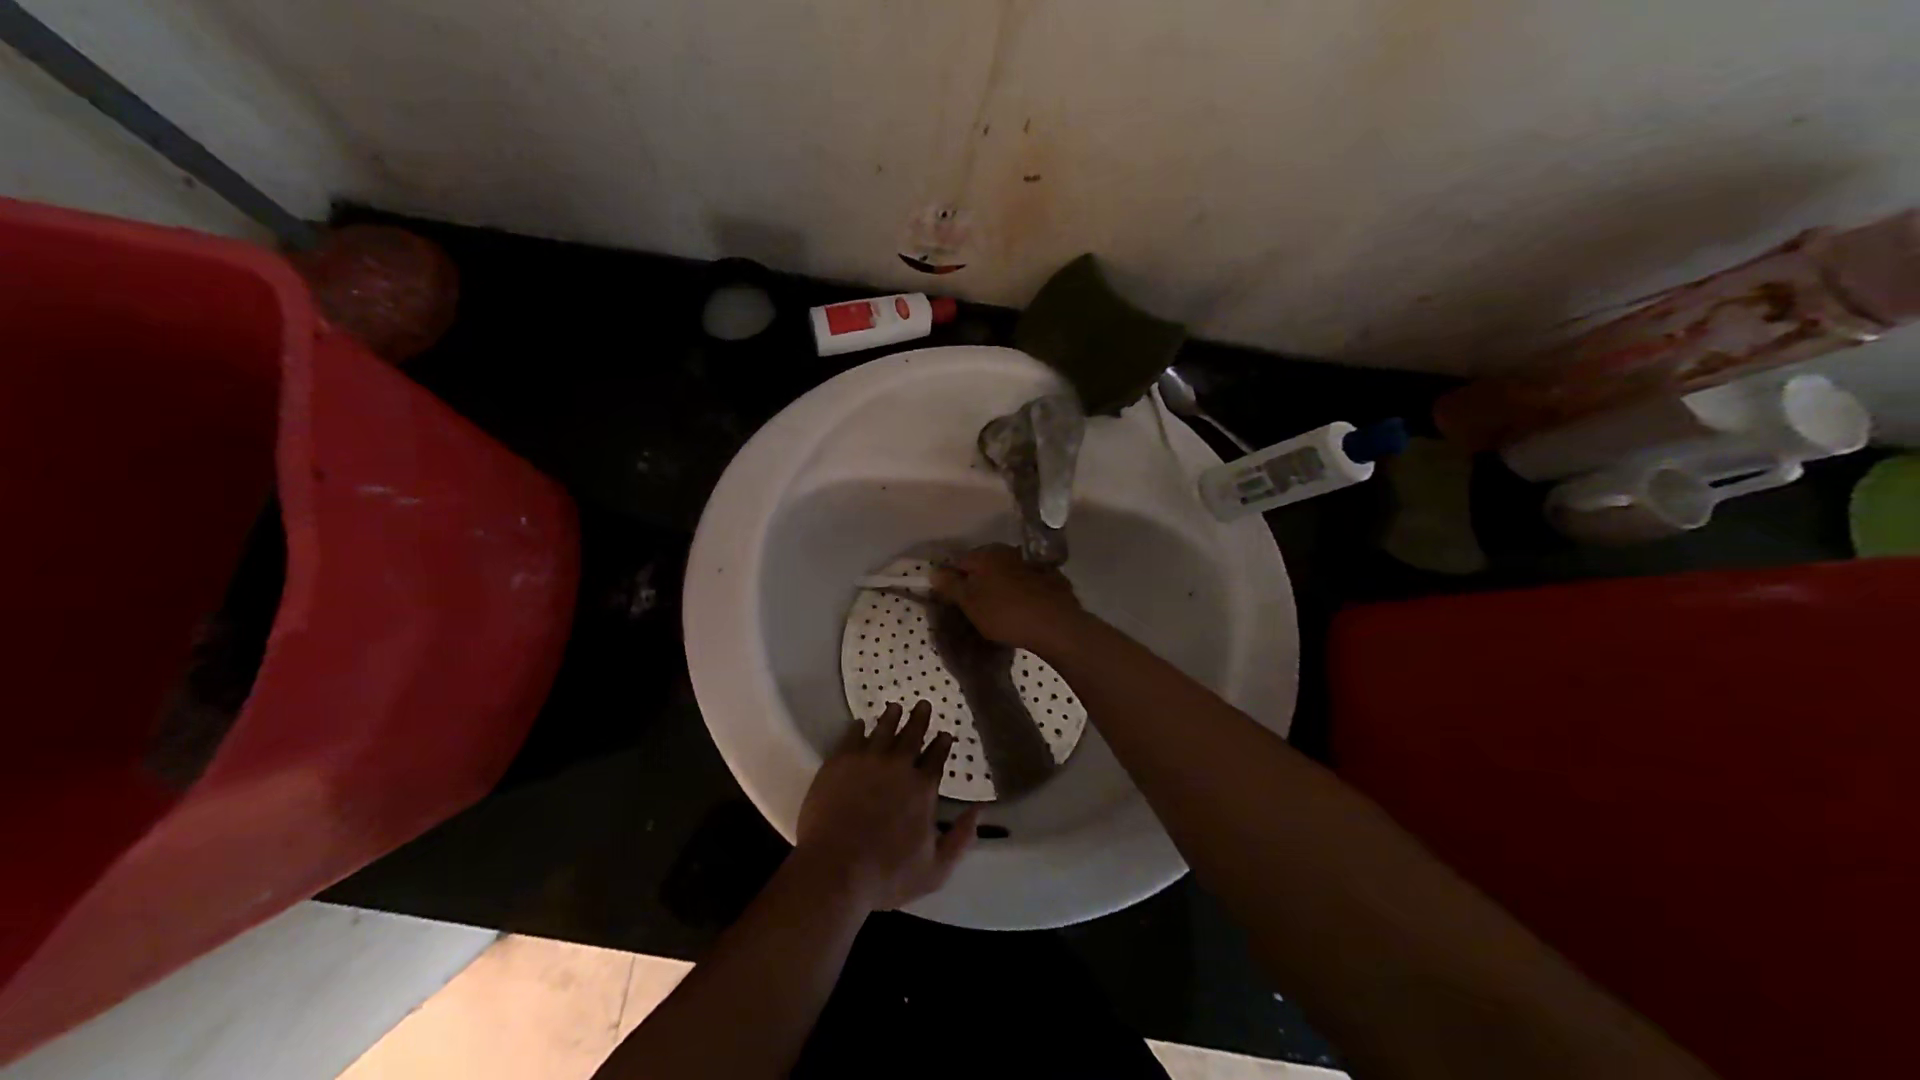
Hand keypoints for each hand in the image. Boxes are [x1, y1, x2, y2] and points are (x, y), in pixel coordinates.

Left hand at [796, 701, 980, 911]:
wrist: (834, 869)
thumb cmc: (887, 874)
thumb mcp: (936, 868)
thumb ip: (961, 838)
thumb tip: (980, 811)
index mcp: (922, 788)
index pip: (936, 758)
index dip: (941, 744)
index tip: (944, 734)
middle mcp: (897, 766)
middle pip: (911, 735)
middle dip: (920, 719)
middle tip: (923, 704)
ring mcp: (866, 762)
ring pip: (882, 730)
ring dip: (891, 717)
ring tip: (895, 707)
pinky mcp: (838, 764)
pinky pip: (851, 738)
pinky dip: (858, 729)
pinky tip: (859, 724)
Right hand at [931, 544, 1087, 654]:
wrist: (1056, 625)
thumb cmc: (1006, 614)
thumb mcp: (970, 603)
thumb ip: (951, 585)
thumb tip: (934, 571)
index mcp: (986, 555)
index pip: (960, 561)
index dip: (953, 579)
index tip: (953, 598)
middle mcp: (1009, 551)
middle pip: (985, 564)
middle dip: (978, 579)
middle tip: (976, 605)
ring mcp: (1033, 562)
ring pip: (1008, 570)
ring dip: (1002, 583)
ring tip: (1001, 607)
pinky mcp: (1052, 576)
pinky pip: (1029, 580)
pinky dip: (1023, 589)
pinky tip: (1024, 606)